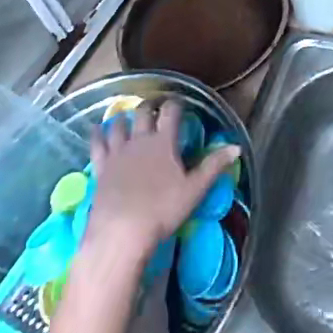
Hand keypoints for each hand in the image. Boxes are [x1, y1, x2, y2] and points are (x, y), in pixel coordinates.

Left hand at [86, 97, 239, 256]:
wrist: (122, 230)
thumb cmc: (162, 210)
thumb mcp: (194, 190)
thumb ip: (214, 166)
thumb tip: (236, 147)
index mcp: (163, 143)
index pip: (171, 113)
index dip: (176, 104)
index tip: (179, 103)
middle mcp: (139, 140)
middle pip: (143, 113)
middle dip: (149, 106)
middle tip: (154, 106)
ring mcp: (117, 152)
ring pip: (118, 125)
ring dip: (124, 117)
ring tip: (127, 117)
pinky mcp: (101, 166)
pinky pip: (97, 144)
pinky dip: (97, 134)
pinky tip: (96, 130)